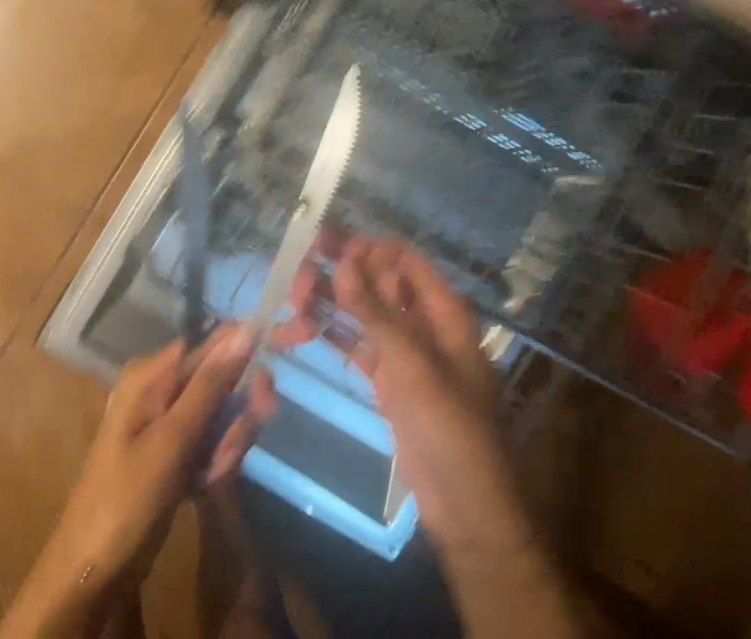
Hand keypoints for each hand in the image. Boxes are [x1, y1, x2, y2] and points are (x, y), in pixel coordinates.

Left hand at [0, 327, 275, 638]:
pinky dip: (214, 465)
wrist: (96, 568)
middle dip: (233, 420)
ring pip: (220, 417)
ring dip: (224, 448)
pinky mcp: (175, 452)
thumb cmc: (128, 498)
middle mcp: (157, 391)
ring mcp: (167, 423)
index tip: (266, 390)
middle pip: (219, 383)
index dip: (240, 360)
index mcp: (149, 376)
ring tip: (205, 479)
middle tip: (225, 455)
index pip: (209, 345)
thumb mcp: (173, 438)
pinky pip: (210, 444)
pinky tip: (201, 488)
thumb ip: (210, 385)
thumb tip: (243, 331)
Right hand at [274, 235, 513, 552]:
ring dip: (324, 307)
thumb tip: (342, 259)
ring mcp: (404, 352)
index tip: (321, 249)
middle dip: (335, 276)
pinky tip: (292, 334)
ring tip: (286, 311)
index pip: (401, 259)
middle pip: (375, 282)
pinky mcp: (387, 379)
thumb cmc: (448, 426)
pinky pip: (354, 345)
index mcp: (443, 311)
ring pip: (359, 313)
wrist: (463, 502)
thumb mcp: (411, 365)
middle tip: (292, 282)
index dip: (363, 248)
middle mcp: (423, 323)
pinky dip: (327, 337)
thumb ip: (375, 311)